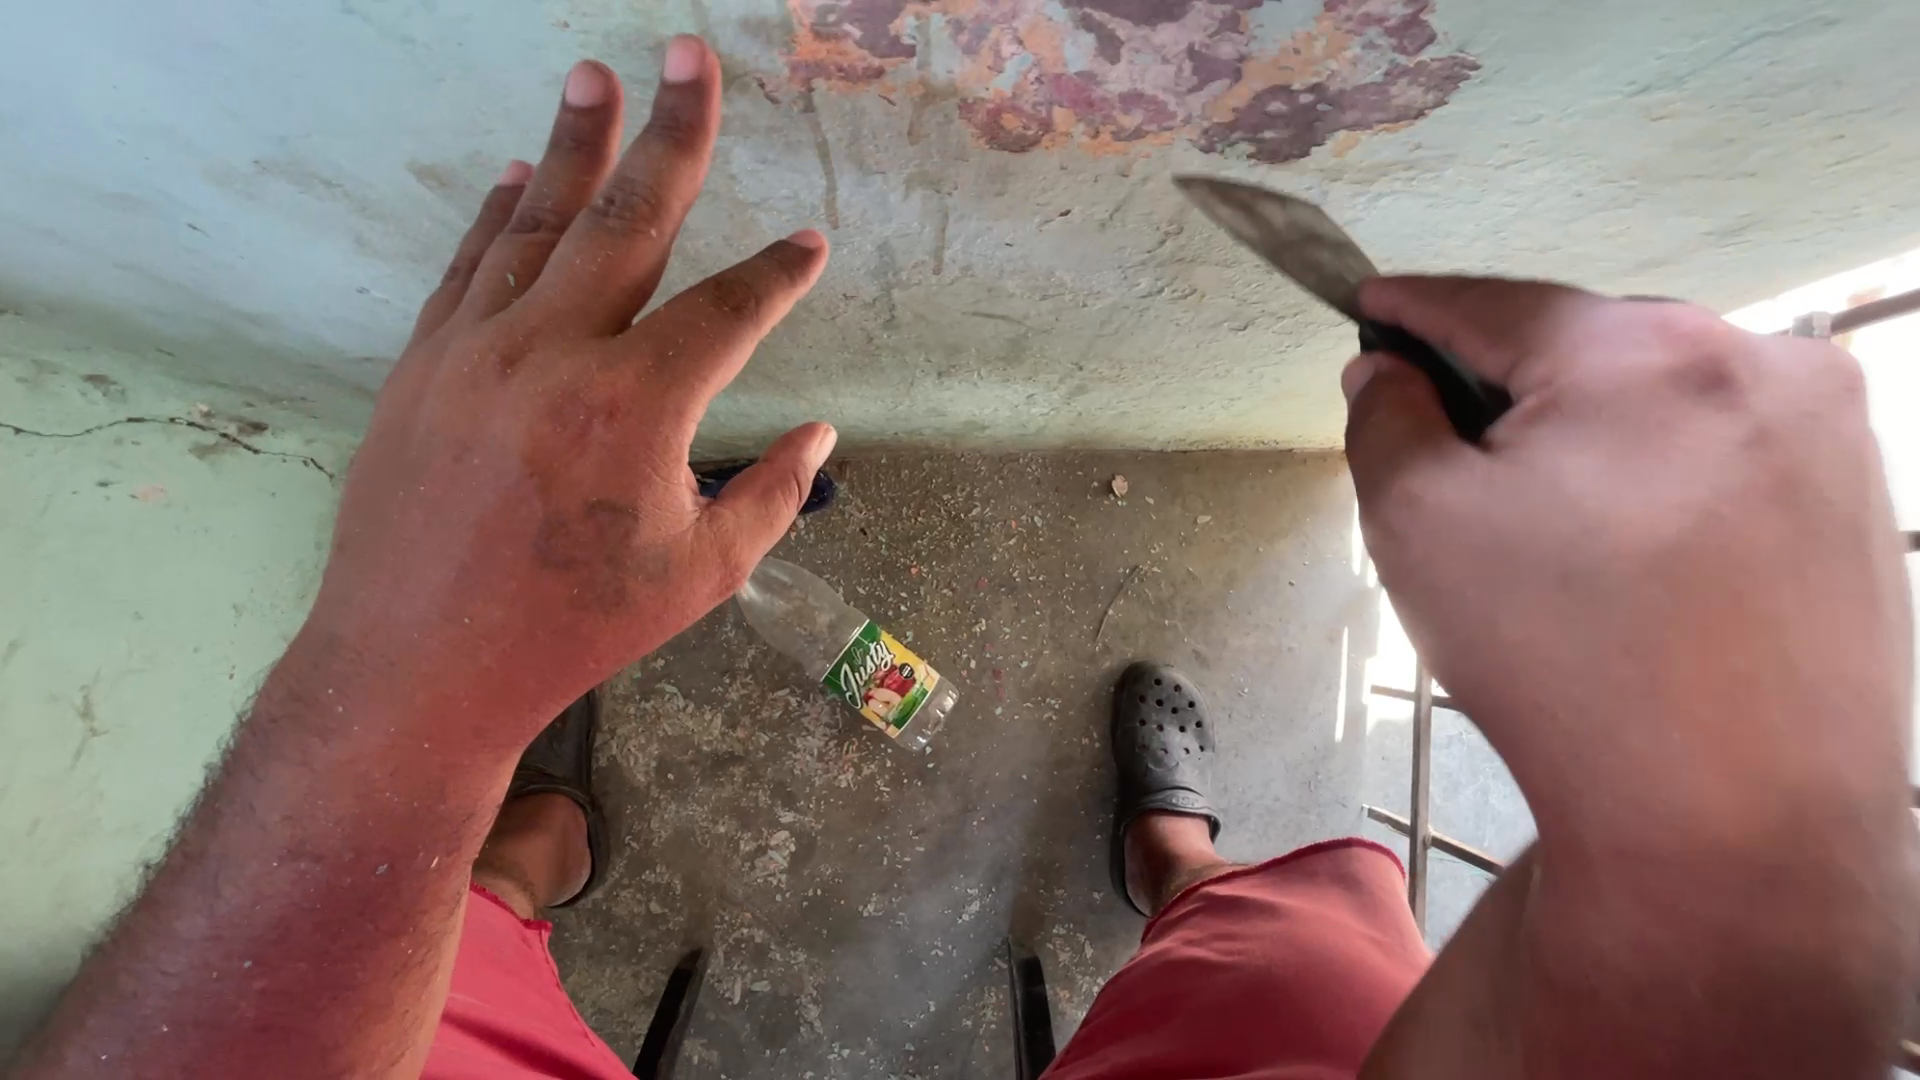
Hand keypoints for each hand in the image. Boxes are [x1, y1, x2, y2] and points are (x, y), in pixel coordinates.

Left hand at [304, 38, 833, 742]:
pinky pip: (470, 267)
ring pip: (539, 225)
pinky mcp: (423, 365)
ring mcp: (477, 350)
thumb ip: (773, 494)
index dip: (778, 274)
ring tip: (597, 77)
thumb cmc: (583, 623)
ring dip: (576, 146)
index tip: (811, 243)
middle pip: (629, 224)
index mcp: (637, 407)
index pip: (728, 313)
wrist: (422, 662)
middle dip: (673, 138)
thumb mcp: (706, 571)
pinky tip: (521, 175)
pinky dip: (500, 214)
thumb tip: (821, 434)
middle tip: (691, 57)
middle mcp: (555, 354)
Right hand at [1344, 278, 1911, 841]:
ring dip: (1560, 426)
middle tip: (1430, 450)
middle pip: (1572, 346)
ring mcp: (1826, 428)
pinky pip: (1700, 444)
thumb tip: (1381, 372)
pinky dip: (1627, 465)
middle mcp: (1757, 360)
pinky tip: (1599, 544)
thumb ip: (1384, 420)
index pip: (1491, 302)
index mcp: (1640, 352)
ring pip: (1639, 395)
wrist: (1724, 813)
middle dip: (1489, 383)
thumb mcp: (1413, 518)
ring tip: (1515, 513)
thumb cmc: (1544, 644)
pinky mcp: (1852, 497)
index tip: (1366, 305)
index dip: (1411, 303)